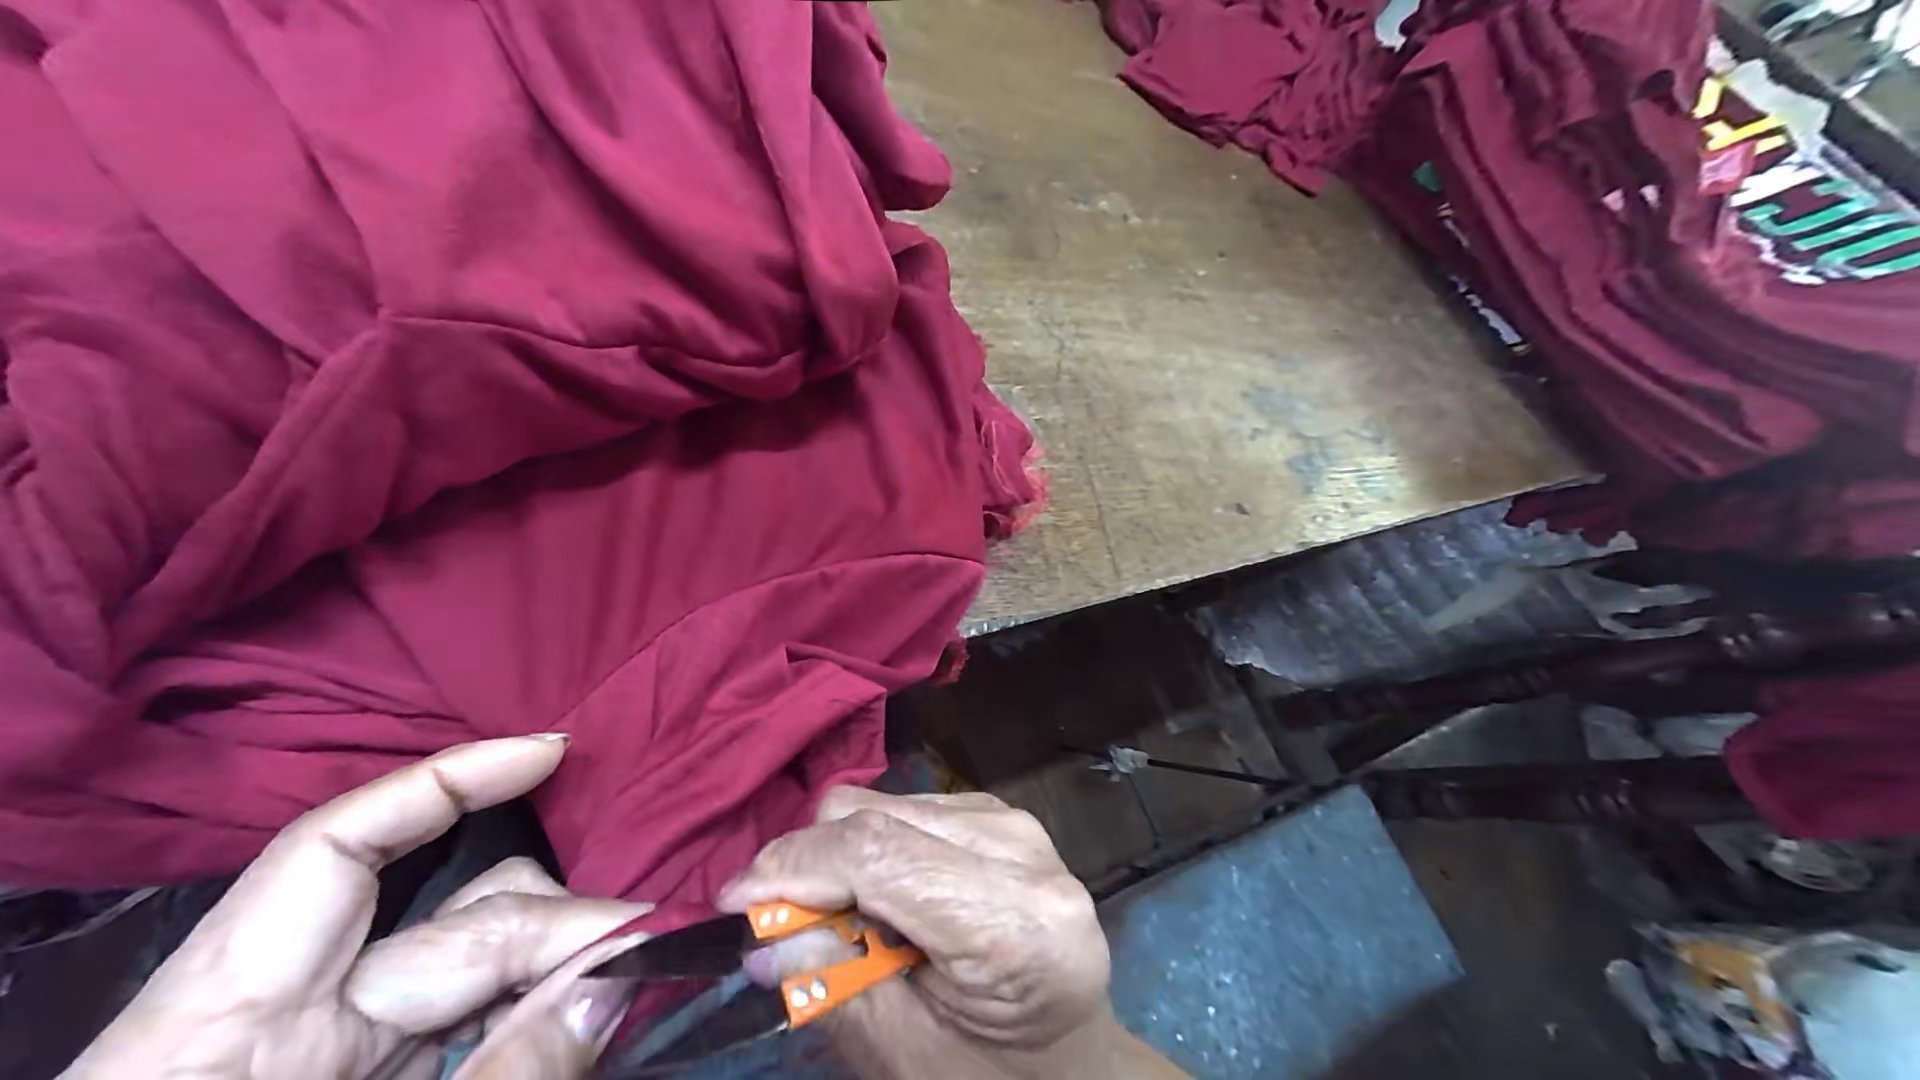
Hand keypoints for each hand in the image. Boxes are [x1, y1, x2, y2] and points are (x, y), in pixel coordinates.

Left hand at [63, 736, 650, 1079]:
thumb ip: (502, 1079)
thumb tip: (622, 973)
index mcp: (217, 1035)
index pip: (334, 853)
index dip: (446, 783)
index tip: (553, 751)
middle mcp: (278, 1024)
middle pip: (447, 923)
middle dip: (556, 927)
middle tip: (646, 951)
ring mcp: (330, 1057)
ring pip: (475, 968)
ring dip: (558, 969)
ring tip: (627, 986)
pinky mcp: (374, 1079)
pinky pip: (473, 1019)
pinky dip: (535, 1012)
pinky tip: (585, 1015)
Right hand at [717, 787, 1185, 1079]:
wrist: (1070, 1049)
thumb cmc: (993, 1070)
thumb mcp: (907, 1055)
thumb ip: (834, 986)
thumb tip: (762, 936)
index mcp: (1014, 917)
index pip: (880, 854)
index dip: (796, 867)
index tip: (735, 902)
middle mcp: (1016, 846)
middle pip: (876, 814)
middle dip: (808, 862)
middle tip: (780, 925)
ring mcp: (1009, 818)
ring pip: (883, 801)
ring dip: (839, 854)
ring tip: (842, 919)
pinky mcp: (994, 810)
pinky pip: (905, 805)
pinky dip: (871, 846)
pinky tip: (884, 897)